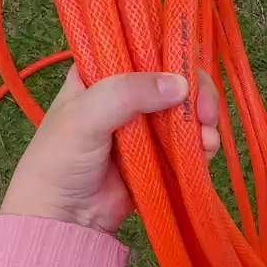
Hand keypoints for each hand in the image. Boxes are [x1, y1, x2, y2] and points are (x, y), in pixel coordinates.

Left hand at [0, 66, 220, 232]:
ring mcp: (146, 125)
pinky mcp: (161, 154)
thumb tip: (180, 85)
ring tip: (205, 140)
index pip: (143, 47)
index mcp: (101, 72)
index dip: (171, 54)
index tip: (188, 72)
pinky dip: (203, 144)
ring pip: (187, 109)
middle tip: (206, 112)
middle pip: (174, 78)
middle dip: (197, 92)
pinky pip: (190, 141)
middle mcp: (127, 94)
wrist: (62, 220)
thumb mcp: (85, 117)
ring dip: (203, 120)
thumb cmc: (59, 161)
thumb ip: (127, 93)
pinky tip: (205, 151)